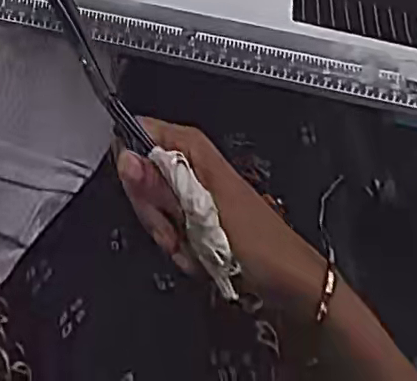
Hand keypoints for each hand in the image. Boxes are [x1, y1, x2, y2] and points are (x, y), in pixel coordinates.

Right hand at [116, 117, 329, 309]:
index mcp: (190, 145)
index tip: (148, 196)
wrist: (291, 283)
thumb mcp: (203, 211)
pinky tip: (196, 255)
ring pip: (150, 204)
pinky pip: (164, 225)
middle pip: (138, 174)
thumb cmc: (260, 242)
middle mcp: (187, 161)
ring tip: (192, 247)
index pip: (135, 134)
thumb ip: (159, 184)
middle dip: (152, 210)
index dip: (132, 167)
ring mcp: (188, 189)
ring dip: (165, 232)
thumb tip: (125, 158)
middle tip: (175, 230)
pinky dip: (176, 245)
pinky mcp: (192, 214)